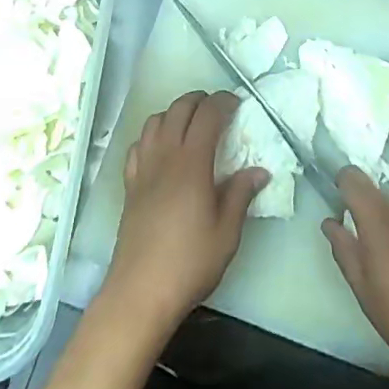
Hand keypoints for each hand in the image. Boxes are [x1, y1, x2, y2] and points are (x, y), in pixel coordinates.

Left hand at [104, 91, 267, 327]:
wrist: (141, 288)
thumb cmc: (190, 261)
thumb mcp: (227, 232)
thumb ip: (241, 194)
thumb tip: (259, 171)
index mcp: (192, 163)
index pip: (207, 115)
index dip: (222, 102)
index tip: (236, 104)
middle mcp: (164, 155)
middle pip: (178, 109)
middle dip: (199, 100)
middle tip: (217, 110)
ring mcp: (143, 167)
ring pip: (154, 121)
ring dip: (174, 113)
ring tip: (190, 125)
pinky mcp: (129, 183)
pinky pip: (138, 144)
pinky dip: (151, 135)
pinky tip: (161, 150)